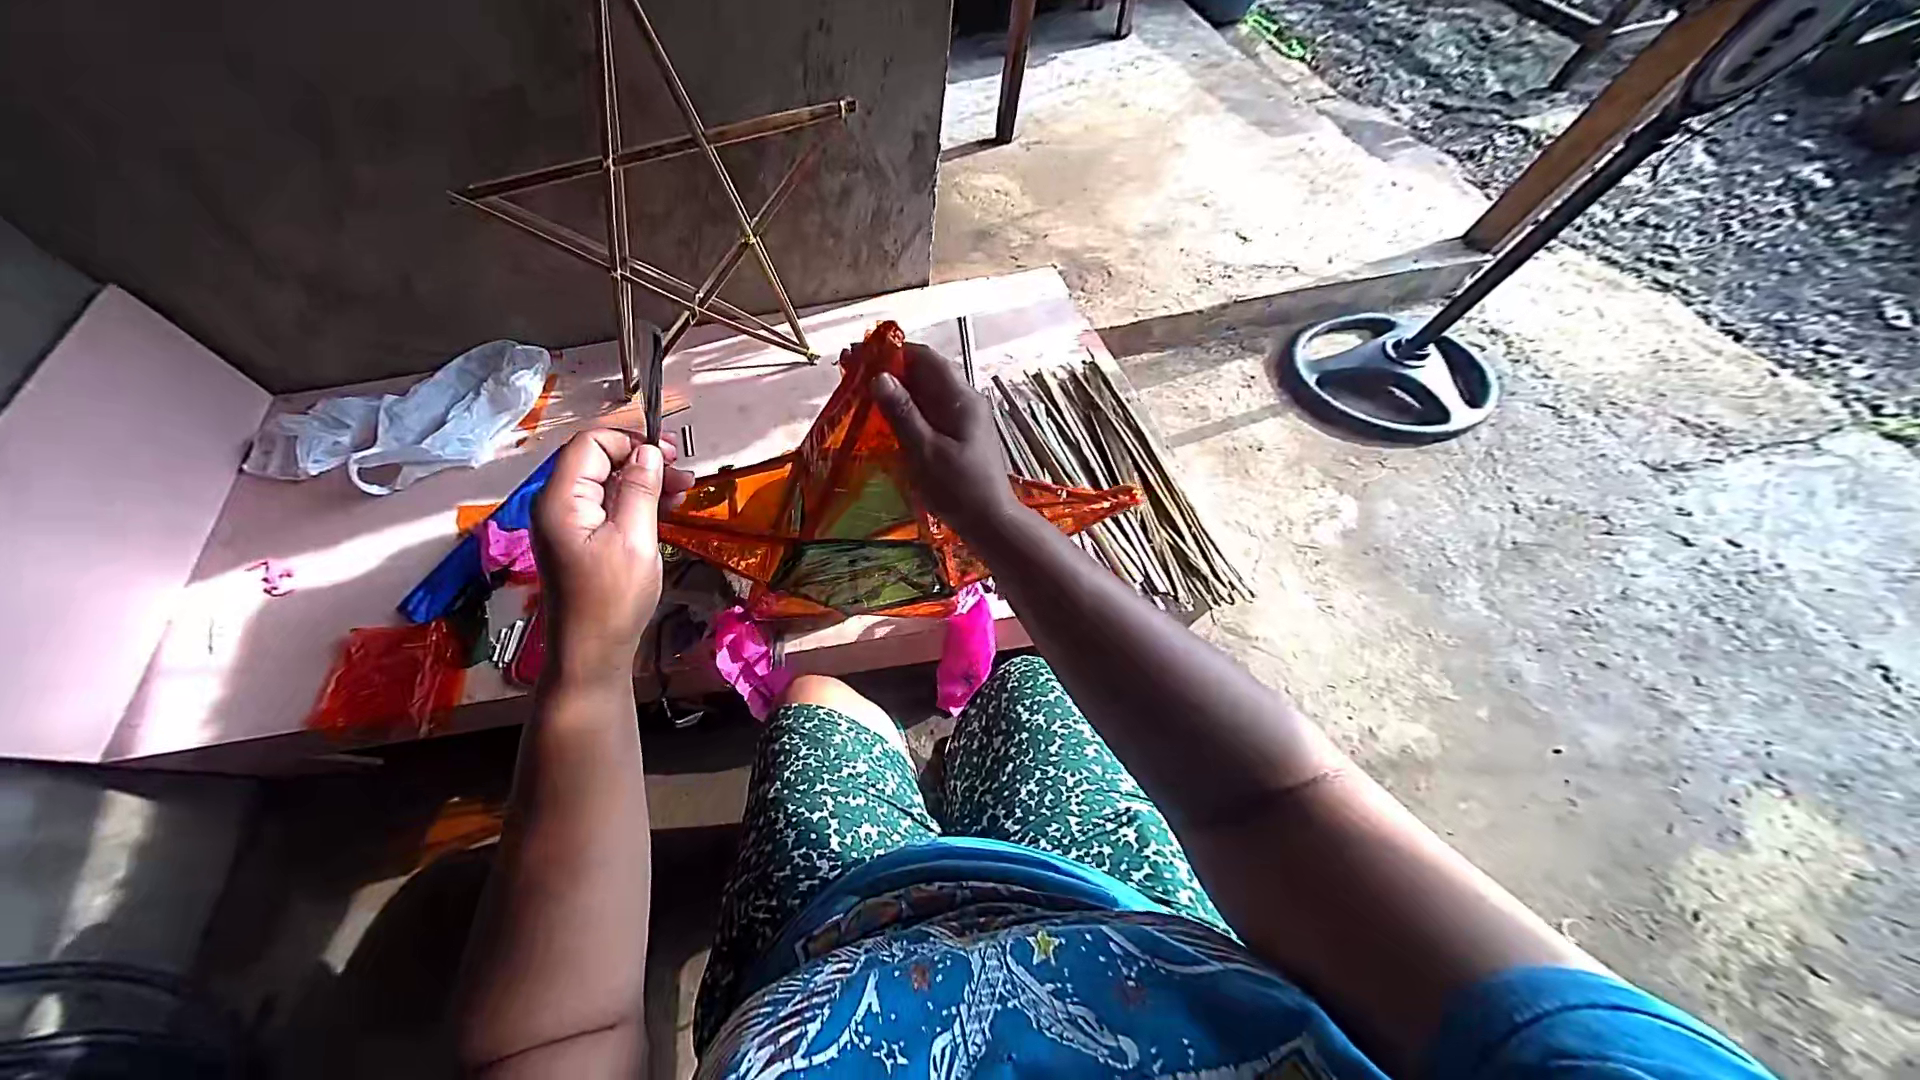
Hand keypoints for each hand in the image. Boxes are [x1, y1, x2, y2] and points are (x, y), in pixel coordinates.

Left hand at [531, 430, 692, 684]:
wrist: (592, 652)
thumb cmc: (613, 599)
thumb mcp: (635, 540)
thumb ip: (640, 490)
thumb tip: (648, 452)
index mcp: (562, 500)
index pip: (590, 444)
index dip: (630, 442)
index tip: (670, 455)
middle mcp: (557, 505)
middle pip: (597, 460)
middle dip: (641, 459)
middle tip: (683, 472)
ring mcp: (568, 523)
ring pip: (606, 482)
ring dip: (644, 480)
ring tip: (682, 490)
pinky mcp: (580, 539)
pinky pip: (607, 505)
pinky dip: (636, 501)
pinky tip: (664, 508)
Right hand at [870, 343, 1021, 538]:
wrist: (990, 522)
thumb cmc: (959, 489)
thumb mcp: (924, 451)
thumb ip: (902, 413)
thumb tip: (879, 376)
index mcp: (961, 398)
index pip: (924, 358)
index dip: (890, 352)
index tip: (858, 356)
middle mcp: (964, 401)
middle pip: (924, 372)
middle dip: (888, 369)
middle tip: (851, 374)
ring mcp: (963, 418)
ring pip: (925, 392)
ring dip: (895, 389)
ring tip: (861, 393)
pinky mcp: (958, 434)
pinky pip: (928, 411)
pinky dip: (905, 408)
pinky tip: (885, 418)